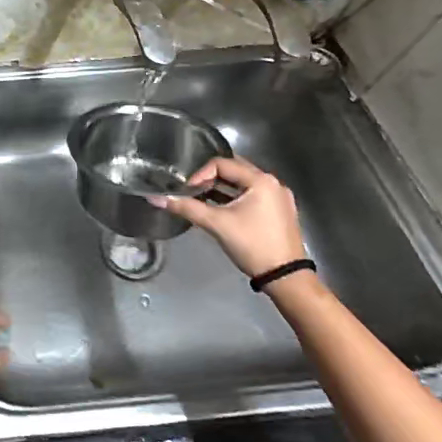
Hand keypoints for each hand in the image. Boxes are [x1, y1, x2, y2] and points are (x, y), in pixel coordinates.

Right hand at [153, 156, 308, 277]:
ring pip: (244, 184)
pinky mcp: (281, 211)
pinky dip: (236, 199)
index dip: (200, 174)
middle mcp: (273, 182)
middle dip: (211, 179)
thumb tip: (157, 197)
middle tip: (193, 192)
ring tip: (203, 201)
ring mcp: (279, 197)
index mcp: (261, 180)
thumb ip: (187, 207)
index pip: (222, 164)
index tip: (187, 190)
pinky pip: (254, 196)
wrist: (285, 277)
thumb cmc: (251, 245)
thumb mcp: (217, 224)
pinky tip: (223, 211)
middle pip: (235, 171)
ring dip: (223, 190)